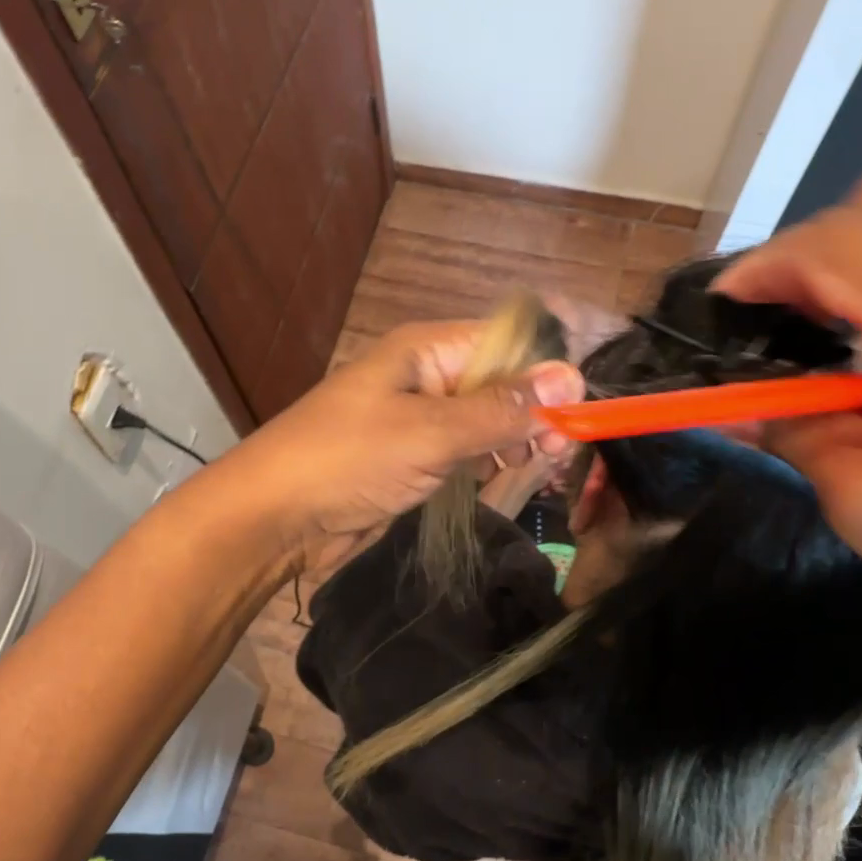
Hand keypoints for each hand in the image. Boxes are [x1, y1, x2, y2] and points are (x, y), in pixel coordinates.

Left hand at [211, 321, 583, 574]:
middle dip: (539, 411)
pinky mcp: (415, 460)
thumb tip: (572, 379)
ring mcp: (421, 421)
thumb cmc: (347, 460)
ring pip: (489, 421)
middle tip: (565, 452)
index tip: (586, 409)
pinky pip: (469, 452)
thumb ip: (500, 410)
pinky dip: (495, 463)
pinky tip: (519, 479)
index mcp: (427, 350)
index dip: (551, 369)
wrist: (275, 518)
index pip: (509, 342)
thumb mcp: (429, 432)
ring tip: (549, 469)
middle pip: (503, 382)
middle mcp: (428, 377)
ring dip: (521, 440)